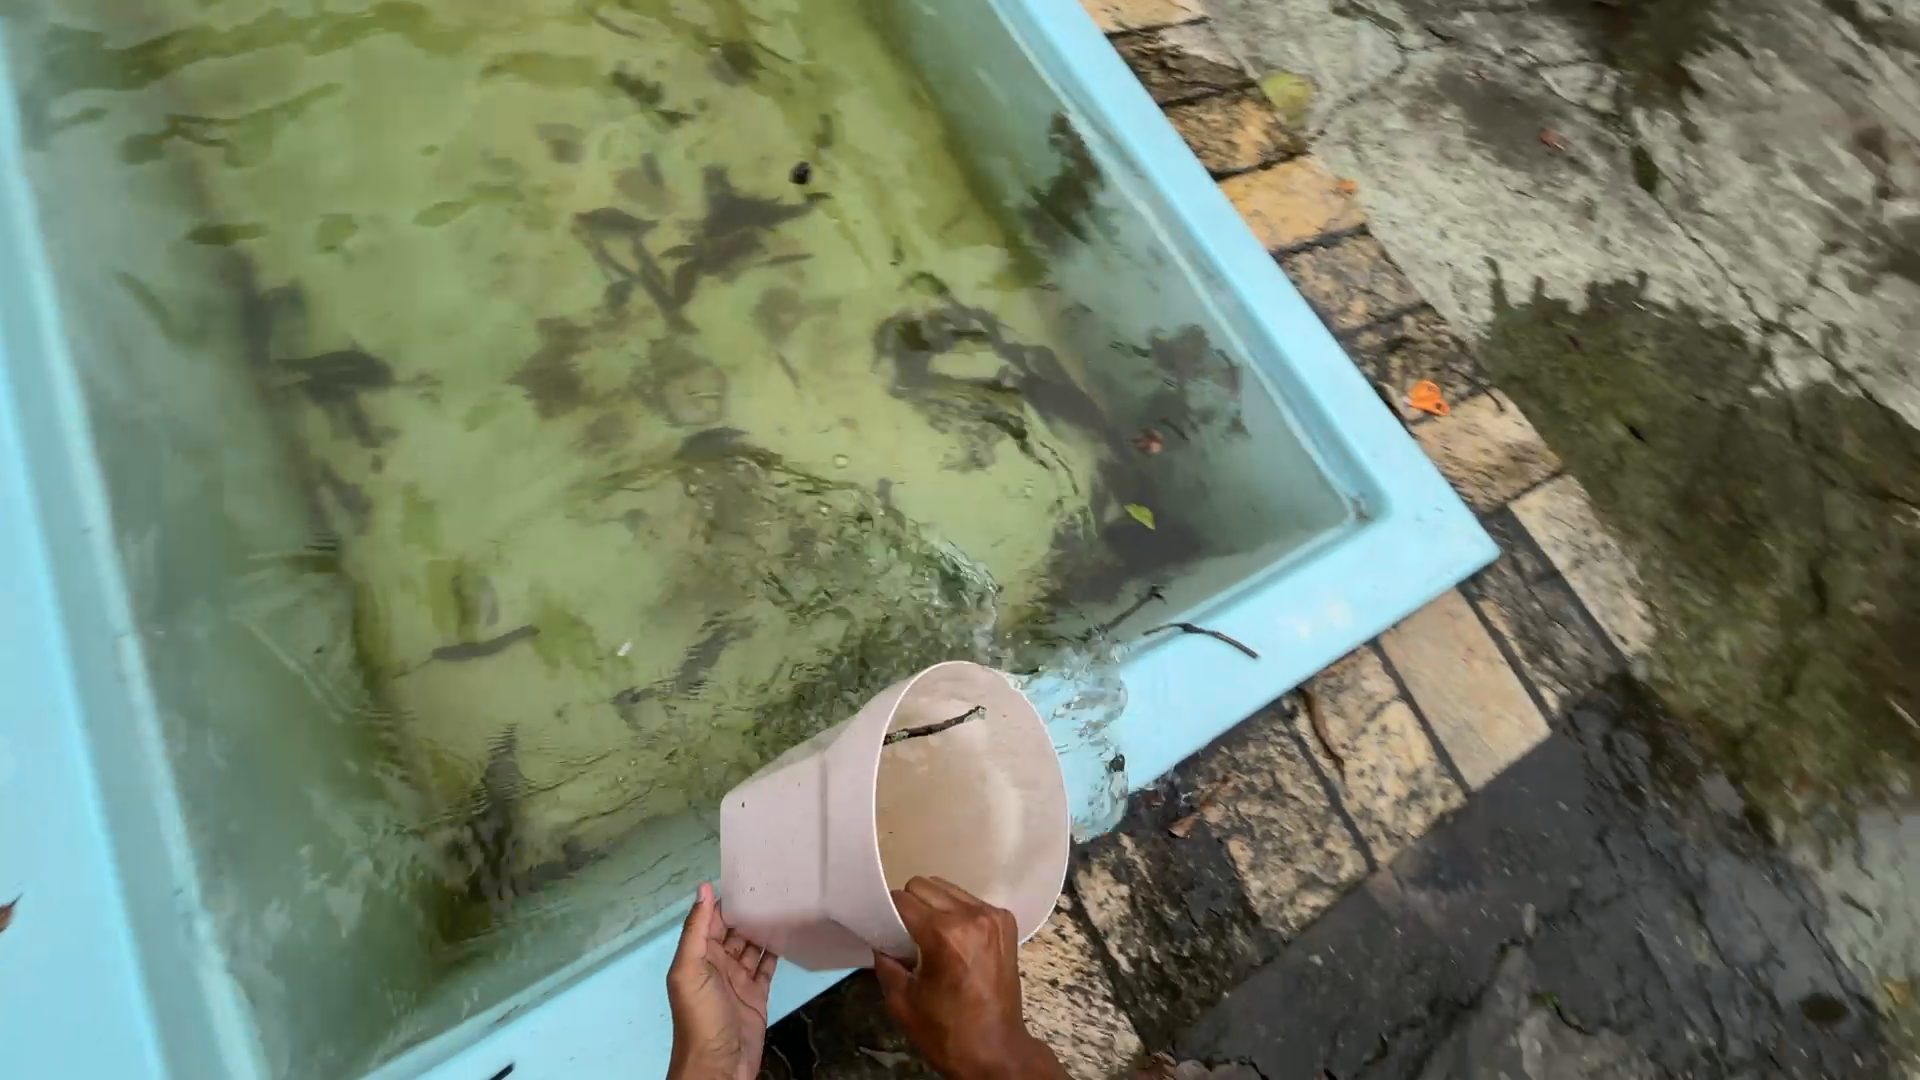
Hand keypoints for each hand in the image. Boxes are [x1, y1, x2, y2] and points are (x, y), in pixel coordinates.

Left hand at [666, 882, 777, 1079]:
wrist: (718, 1067)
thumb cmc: (700, 1016)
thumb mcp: (690, 969)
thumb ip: (697, 929)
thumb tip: (704, 887)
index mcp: (699, 957)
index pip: (712, 920)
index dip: (726, 898)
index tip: (748, 874)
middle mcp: (718, 964)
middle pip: (734, 930)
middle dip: (748, 909)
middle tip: (773, 882)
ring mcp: (739, 979)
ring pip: (752, 944)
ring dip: (764, 926)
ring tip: (785, 900)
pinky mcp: (757, 993)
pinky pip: (767, 965)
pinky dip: (776, 949)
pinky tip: (788, 931)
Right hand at [873, 877, 1068, 1079]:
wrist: (998, 1052)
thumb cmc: (947, 1033)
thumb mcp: (903, 1003)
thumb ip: (885, 962)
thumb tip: (878, 937)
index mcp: (943, 935)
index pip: (903, 900)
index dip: (888, 911)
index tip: (883, 926)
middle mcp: (970, 915)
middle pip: (924, 886)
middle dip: (910, 906)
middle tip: (907, 934)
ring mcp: (992, 915)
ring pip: (948, 888)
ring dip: (934, 905)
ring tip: (933, 935)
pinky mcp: (1006, 920)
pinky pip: (970, 900)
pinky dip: (957, 912)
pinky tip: (957, 938)